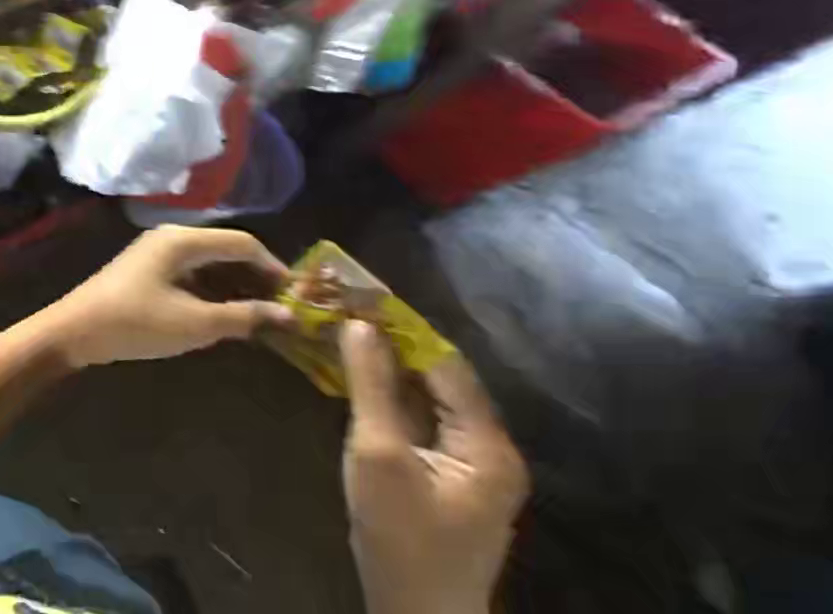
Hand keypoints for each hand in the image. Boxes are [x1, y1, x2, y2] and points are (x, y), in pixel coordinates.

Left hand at [38, 226, 293, 368]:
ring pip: (209, 263)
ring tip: (263, 317)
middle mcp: (172, 237)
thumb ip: (243, 317)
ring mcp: (157, 253)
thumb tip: (286, 314)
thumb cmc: (136, 323)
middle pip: (226, 250)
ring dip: (236, 286)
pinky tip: (228, 315)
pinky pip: (192, 273)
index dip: (274, 267)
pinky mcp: (148, 270)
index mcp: (183, 240)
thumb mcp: (194, 324)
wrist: (75, 330)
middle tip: (285, 310)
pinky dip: (214, 291)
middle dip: (257, 278)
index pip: (242, 243)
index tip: (298, 296)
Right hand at [340, 321, 528, 613]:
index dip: (402, 326)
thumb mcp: (378, 455)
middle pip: (439, 375)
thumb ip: (370, 386)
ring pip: (427, 394)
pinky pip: (419, 415)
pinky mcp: (445, 471)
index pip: (445, 363)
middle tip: (346, 307)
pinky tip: (356, 372)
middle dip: (392, 340)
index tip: (359, 295)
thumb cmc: (401, 537)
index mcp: (486, 443)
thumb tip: (358, 324)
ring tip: (345, 328)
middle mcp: (487, 445)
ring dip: (388, 363)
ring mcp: (468, 460)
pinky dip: (388, 391)